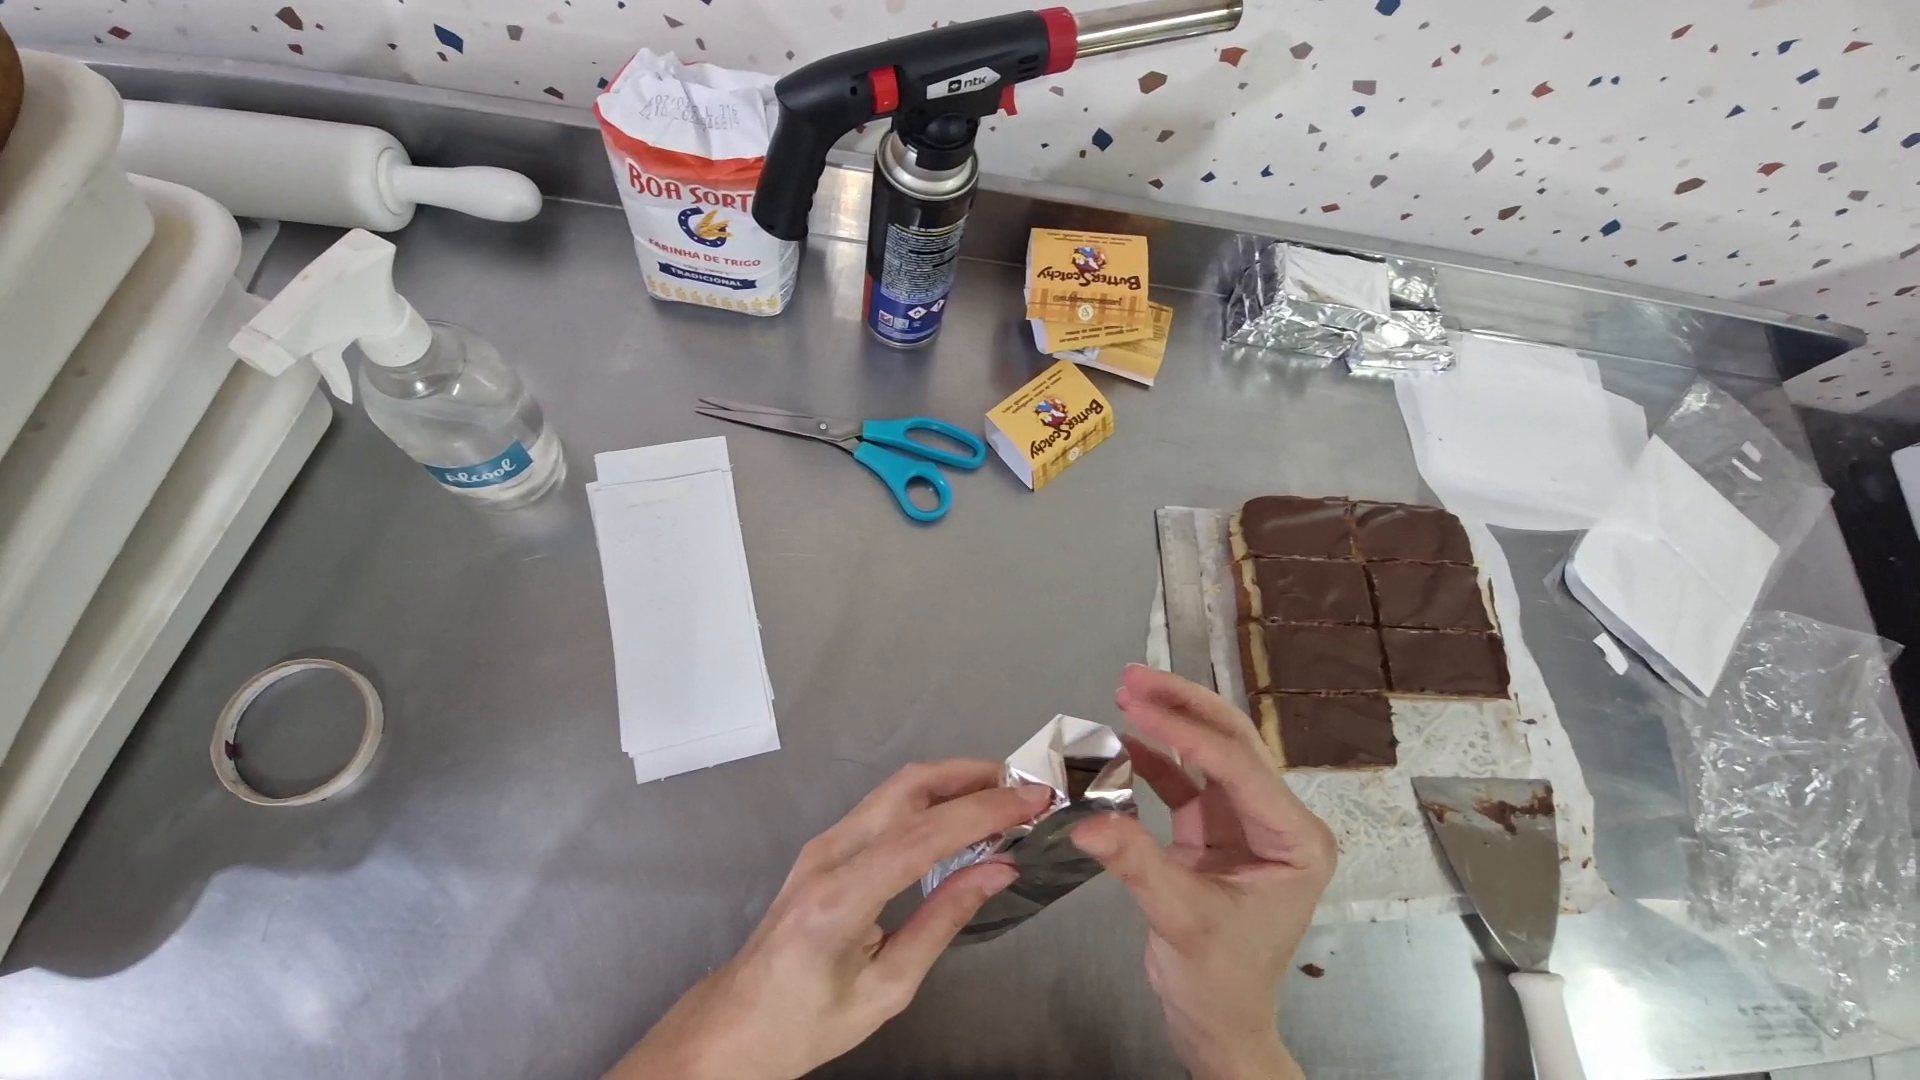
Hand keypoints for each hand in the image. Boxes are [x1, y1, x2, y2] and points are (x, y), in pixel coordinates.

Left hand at [607, 760, 1050, 1079]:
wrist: (738, 1021)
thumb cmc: (809, 1020)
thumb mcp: (887, 988)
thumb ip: (944, 921)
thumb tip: (1000, 869)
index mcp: (841, 898)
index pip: (923, 834)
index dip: (983, 811)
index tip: (1032, 801)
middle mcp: (829, 853)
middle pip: (907, 788)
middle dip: (971, 776)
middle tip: (1024, 786)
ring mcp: (823, 842)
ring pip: (896, 787)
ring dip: (953, 780)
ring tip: (1004, 793)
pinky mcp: (826, 844)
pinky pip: (886, 805)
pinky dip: (931, 797)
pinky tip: (960, 812)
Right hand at [1073, 666, 1335, 1079]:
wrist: (1218, 1021)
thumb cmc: (1219, 980)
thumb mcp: (1182, 920)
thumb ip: (1136, 862)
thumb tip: (1086, 820)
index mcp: (1295, 838)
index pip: (1238, 766)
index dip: (1184, 732)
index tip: (1136, 705)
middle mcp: (1278, 819)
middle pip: (1232, 741)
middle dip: (1183, 705)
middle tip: (1133, 677)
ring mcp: (1244, 820)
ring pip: (1208, 750)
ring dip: (1168, 720)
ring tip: (1125, 692)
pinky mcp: (1213, 827)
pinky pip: (1183, 779)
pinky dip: (1154, 758)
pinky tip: (1122, 742)